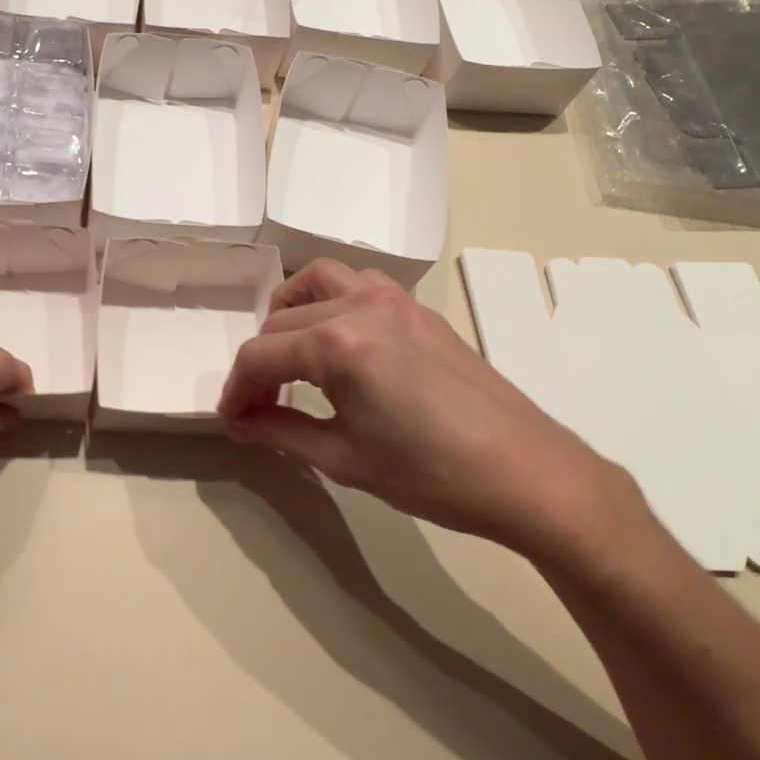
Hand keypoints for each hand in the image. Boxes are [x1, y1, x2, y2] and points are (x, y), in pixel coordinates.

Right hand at [217, 259, 640, 561]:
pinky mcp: (421, 311)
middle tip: (257, 406)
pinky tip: (339, 344)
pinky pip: (359, 286)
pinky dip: (332, 302)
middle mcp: (360, 307)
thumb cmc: (431, 475)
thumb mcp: (343, 459)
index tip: (230, 419)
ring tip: (291, 359)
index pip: (260, 356)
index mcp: (336, 344)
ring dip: (291, 315)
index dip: (236, 389)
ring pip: (317, 284)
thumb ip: (281, 430)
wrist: (529, 475)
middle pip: (281, 322)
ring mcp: (395, 302)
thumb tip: (239, 422)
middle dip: (259, 364)